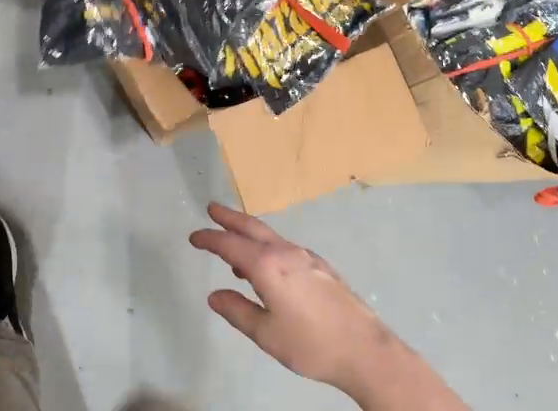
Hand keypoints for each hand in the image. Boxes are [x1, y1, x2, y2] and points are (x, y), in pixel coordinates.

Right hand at [189, 203, 466, 410]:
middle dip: (229, 218)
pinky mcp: (320, 266)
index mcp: (267, 266)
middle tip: (212, 208)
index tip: (194, 237)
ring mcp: (306, 257)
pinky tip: (268, 267)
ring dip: (249, 233)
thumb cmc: (310, 344)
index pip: (230, 245)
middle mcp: (285, 252)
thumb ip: (237, 311)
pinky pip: (284, 247)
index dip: (209, 239)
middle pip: (251, 227)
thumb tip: (214, 295)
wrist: (364, 349)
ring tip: (234, 244)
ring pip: (270, 236)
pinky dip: (267, 247)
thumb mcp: (266, 334)